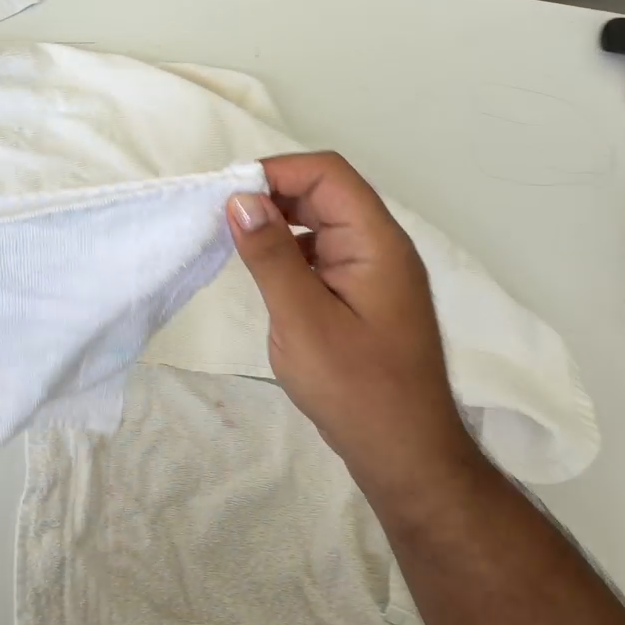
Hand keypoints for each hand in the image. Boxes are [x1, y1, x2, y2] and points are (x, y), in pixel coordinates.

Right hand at [227, 152, 477, 493]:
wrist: (404, 454)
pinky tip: (260, 270)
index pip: (327, 175)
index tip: (226, 195)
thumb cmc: (356, 387)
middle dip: (270, 193)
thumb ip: (270, 255)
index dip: (275, 171)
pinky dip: (286, 248)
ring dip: (276, 221)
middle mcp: (378, 247)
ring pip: (319, 220)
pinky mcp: (358, 293)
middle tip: (220, 217)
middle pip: (324, 191)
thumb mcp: (302, 319)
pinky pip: (319, 250)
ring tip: (232, 240)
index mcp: (376, 243)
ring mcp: (370, 271)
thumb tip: (239, 198)